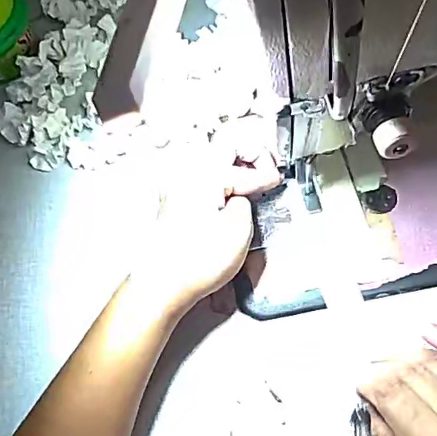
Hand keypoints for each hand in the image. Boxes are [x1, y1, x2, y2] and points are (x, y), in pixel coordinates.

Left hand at [125, 117, 281, 316]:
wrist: (163, 285)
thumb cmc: (193, 261)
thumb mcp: (239, 226)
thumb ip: (247, 200)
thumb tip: (243, 197)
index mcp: (202, 173)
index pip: (239, 151)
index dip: (264, 166)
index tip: (273, 179)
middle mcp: (184, 177)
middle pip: (220, 151)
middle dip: (246, 158)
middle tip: (264, 172)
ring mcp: (174, 192)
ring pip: (209, 167)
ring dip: (232, 173)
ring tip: (249, 187)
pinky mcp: (172, 209)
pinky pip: (200, 187)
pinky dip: (218, 189)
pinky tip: (228, 205)